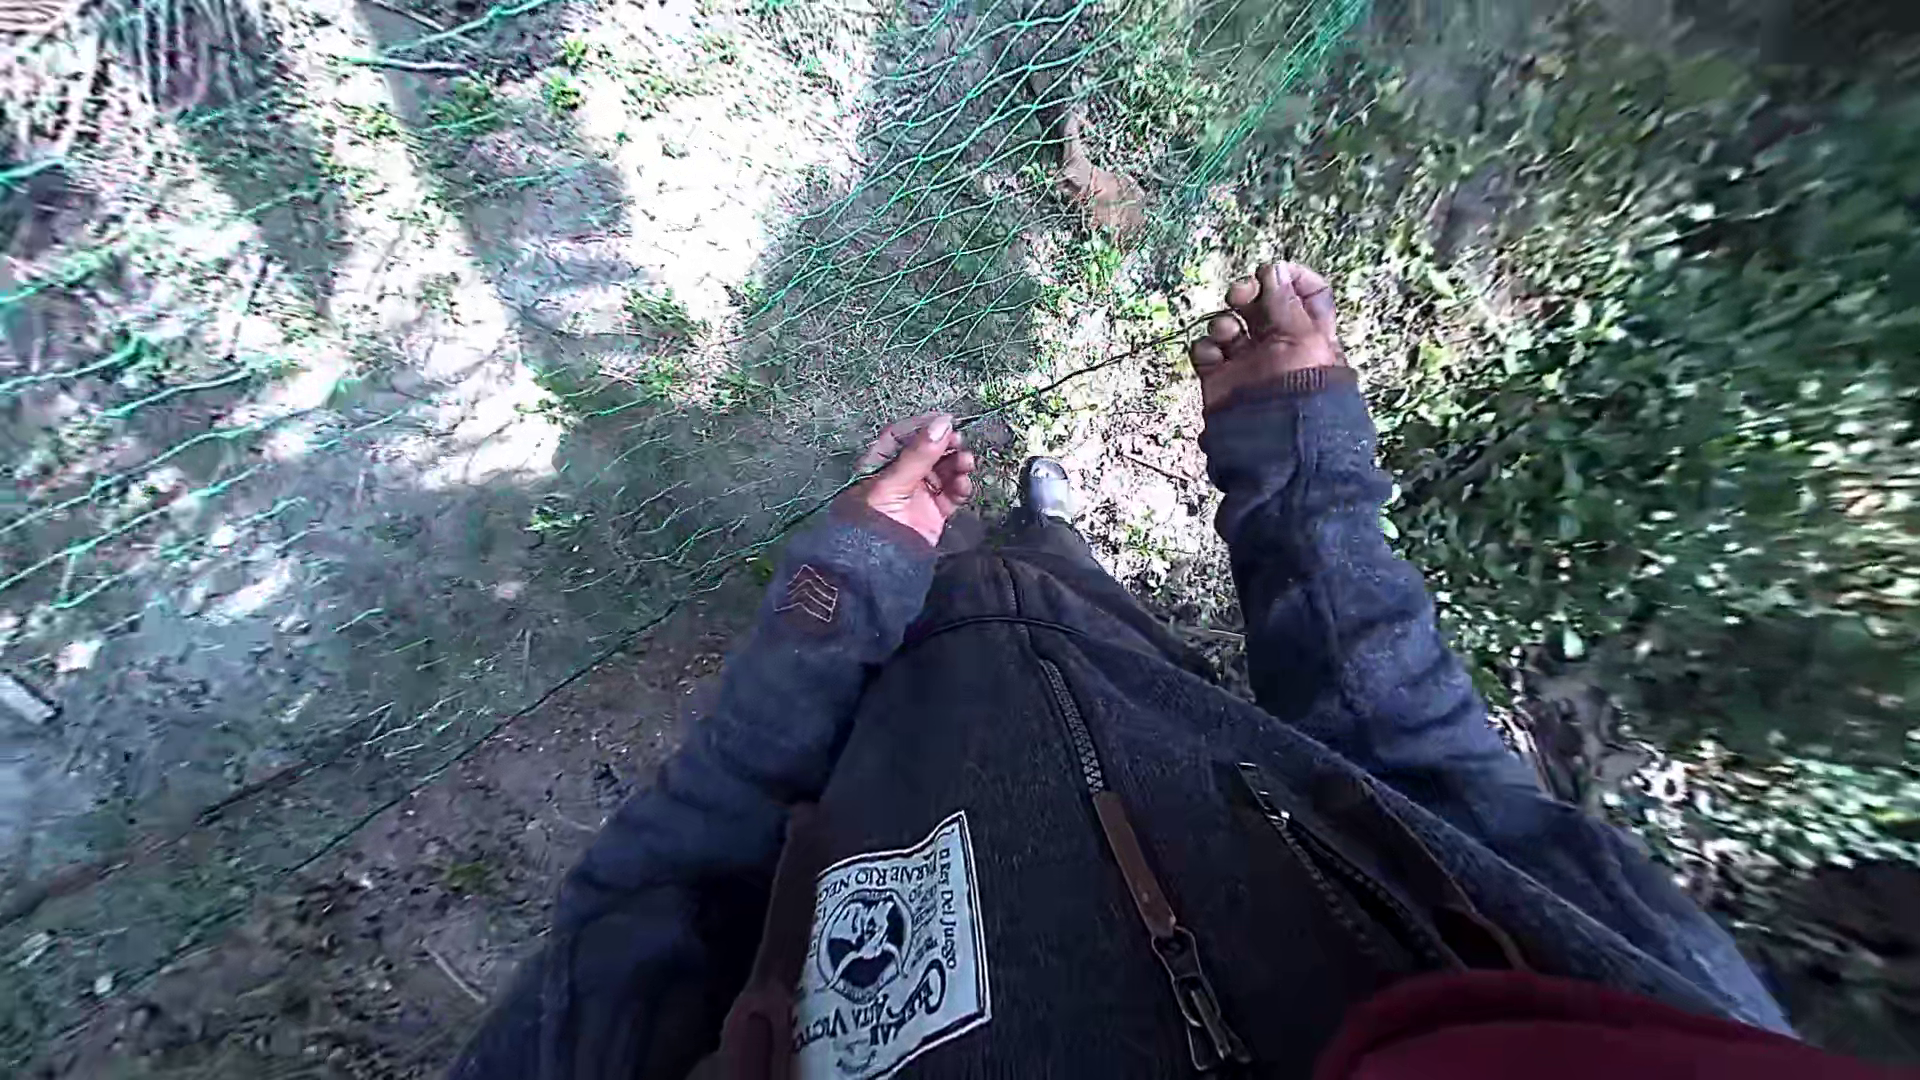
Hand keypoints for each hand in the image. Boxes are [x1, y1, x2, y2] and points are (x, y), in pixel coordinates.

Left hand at [853, 412, 975, 546]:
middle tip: (959, 441)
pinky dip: (960, 488)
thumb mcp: (892, 483)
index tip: (944, 421)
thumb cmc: (873, 521)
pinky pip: (952, 494)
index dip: (922, 427)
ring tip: (966, 464)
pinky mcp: (934, 513)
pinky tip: (963, 485)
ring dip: (957, 465)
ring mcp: (918, 495)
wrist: (878, 566)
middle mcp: (900, 477)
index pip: (901, 436)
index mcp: (880, 465)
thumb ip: (918, 454)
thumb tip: (943, 423)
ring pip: (943, 471)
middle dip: (945, 446)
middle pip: (927, 453)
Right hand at [1187, 261, 1344, 411]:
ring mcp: (1245, 361)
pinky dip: (1204, 349)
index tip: (1274, 272)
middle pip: (1259, 304)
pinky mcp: (1219, 378)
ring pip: (1227, 326)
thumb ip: (1284, 302)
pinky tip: (1212, 357)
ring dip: (1223, 323)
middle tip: (1238, 294)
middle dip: (1246, 293)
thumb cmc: (1299, 387)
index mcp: (1307, 331)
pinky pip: (1205, 353)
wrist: (1272, 438)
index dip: (1291, 277)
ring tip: (1225, 334)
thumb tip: (1273, 268)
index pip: (1304, 293)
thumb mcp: (1302, 338)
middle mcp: (1275, 343)